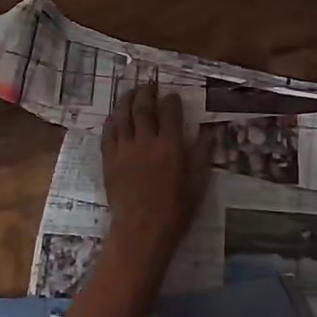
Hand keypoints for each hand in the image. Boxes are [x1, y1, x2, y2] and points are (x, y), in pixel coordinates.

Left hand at [101, 82, 213, 277]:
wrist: (141, 231)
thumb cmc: (175, 212)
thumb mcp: (197, 184)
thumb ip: (202, 156)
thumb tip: (209, 132)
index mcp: (170, 147)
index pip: (169, 113)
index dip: (171, 100)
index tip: (172, 95)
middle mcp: (145, 142)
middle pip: (143, 108)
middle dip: (146, 92)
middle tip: (149, 84)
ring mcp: (124, 150)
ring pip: (122, 116)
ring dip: (126, 100)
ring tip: (131, 92)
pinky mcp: (109, 160)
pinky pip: (108, 133)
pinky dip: (112, 120)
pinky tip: (115, 115)